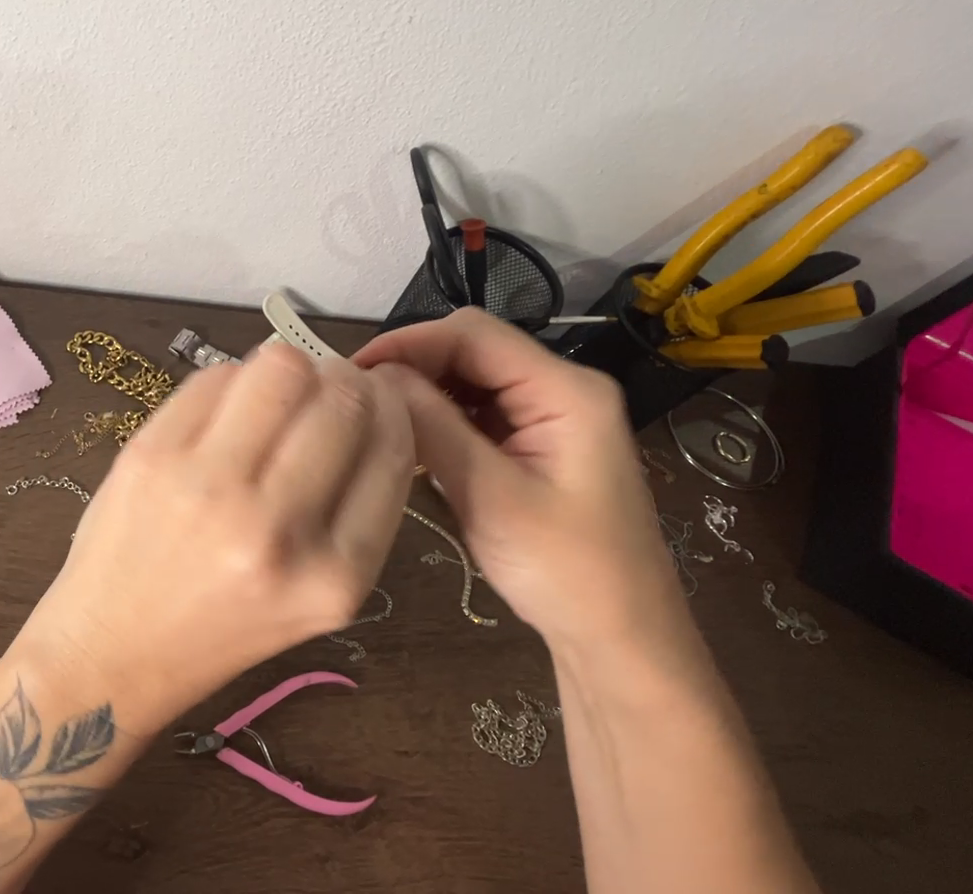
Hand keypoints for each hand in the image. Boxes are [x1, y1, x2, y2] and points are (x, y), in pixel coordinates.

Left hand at [12, 344, 414, 730]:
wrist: (111, 652)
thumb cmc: (219, 630)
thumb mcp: (317, 596)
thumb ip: (355, 510)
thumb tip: (373, 404)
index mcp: (334, 576)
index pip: (393, 450)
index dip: (392, 409)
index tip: (376, 402)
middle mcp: (276, 527)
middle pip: (341, 398)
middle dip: (344, 382)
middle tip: (325, 390)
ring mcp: (208, 485)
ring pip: (281, 366)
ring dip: (289, 369)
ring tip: (274, 395)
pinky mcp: (150, 453)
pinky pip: (216, 375)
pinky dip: (232, 380)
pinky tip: (225, 411)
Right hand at [353, 309, 678, 647]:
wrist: (620, 638)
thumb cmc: (566, 571)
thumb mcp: (490, 497)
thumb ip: (434, 428)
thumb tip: (376, 376)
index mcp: (566, 390)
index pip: (473, 335)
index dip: (408, 343)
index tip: (352, 372)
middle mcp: (560, 389)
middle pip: (471, 351)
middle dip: (411, 367)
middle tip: (356, 400)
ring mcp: (548, 417)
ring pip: (469, 380)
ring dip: (421, 394)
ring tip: (373, 420)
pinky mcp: (534, 444)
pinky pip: (476, 413)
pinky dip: (438, 420)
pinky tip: (408, 442)